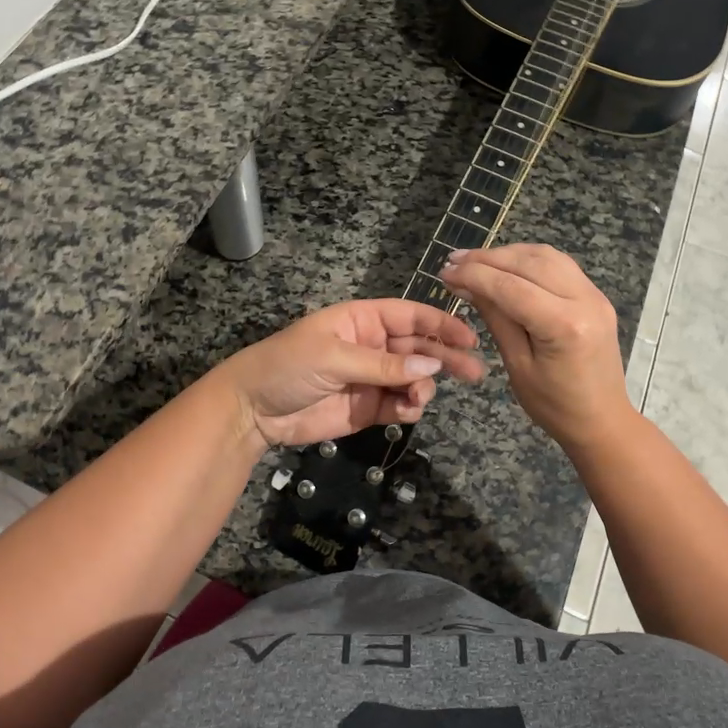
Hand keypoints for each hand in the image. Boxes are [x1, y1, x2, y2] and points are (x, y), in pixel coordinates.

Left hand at [208, 299, 485, 447]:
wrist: (253, 410)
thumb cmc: (287, 366)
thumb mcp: (334, 358)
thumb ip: (383, 365)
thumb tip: (430, 368)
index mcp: (363, 320)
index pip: (410, 316)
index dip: (440, 324)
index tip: (468, 337)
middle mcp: (373, 345)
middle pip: (419, 349)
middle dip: (446, 358)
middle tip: (474, 372)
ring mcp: (372, 378)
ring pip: (414, 379)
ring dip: (424, 387)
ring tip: (418, 399)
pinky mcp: (368, 409)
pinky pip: (400, 405)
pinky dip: (409, 409)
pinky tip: (406, 411)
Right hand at [440, 244, 632, 447]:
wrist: (602, 420)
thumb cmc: (554, 405)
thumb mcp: (517, 365)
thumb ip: (495, 318)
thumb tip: (466, 285)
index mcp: (564, 326)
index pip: (510, 286)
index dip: (474, 275)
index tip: (445, 272)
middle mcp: (585, 300)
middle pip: (528, 262)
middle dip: (487, 258)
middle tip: (454, 261)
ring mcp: (594, 294)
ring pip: (545, 255)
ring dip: (508, 253)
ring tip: (476, 261)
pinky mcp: (595, 295)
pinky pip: (559, 264)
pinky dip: (529, 258)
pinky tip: (507, 264)